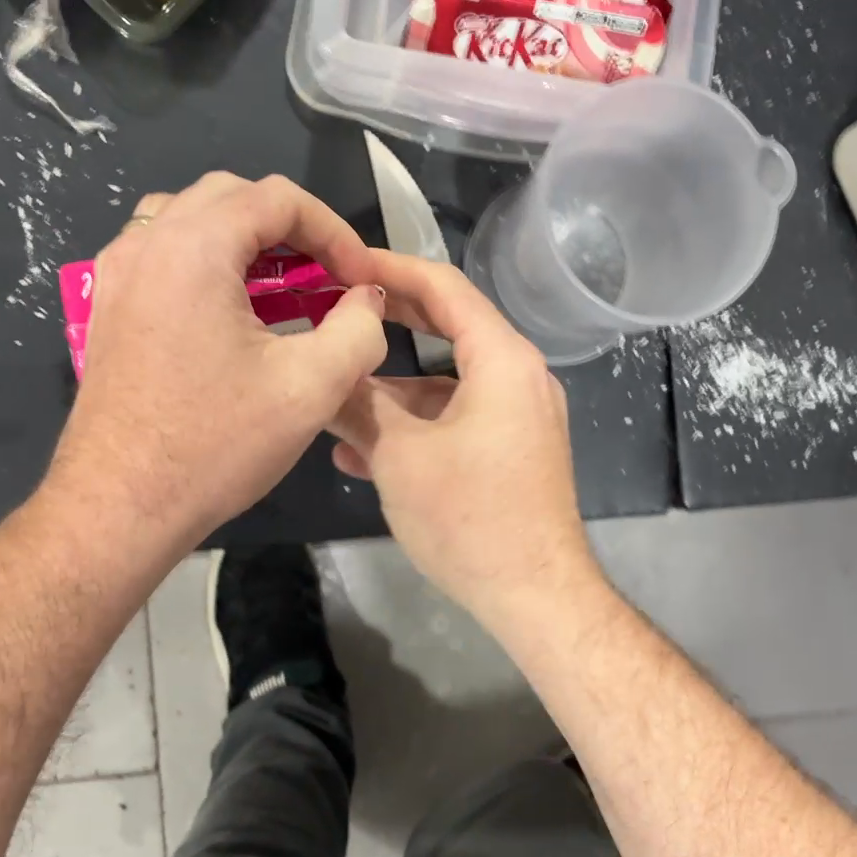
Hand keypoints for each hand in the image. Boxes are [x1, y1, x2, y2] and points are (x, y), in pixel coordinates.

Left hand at [42, 172, 386, 546]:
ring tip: (287, 290)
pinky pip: (164, 258)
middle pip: (232, 198)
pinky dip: (210, 266)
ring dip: (248, 244)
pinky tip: (236, 316)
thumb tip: (367, 298)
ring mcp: (118, 275)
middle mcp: (147, 243)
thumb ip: (358, 329)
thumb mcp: (311, 388)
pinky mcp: (108, 310)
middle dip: (293, 231)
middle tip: (331, 279)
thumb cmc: (217, 444)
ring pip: (192, 222)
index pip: (278, 198)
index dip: (336, 232)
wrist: (122, 504)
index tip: (362, 280)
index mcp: (193, 247)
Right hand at [329, 252, 600, 626]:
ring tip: (335, 407)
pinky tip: (365, 456)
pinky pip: (460, 422)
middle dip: (389, 329)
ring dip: (394, 396)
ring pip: (448, 387)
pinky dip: (418, 429)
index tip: (342, 262)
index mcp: (503, 360)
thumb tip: (320, 377)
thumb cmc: (468, 517)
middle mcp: (521, 378)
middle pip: (448, 332)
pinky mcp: (515, 454)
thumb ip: (357, 406)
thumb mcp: (400, 456)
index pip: (444, 289)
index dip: (390, 270)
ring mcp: (522, 418)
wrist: (535, 594)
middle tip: (335, 314)